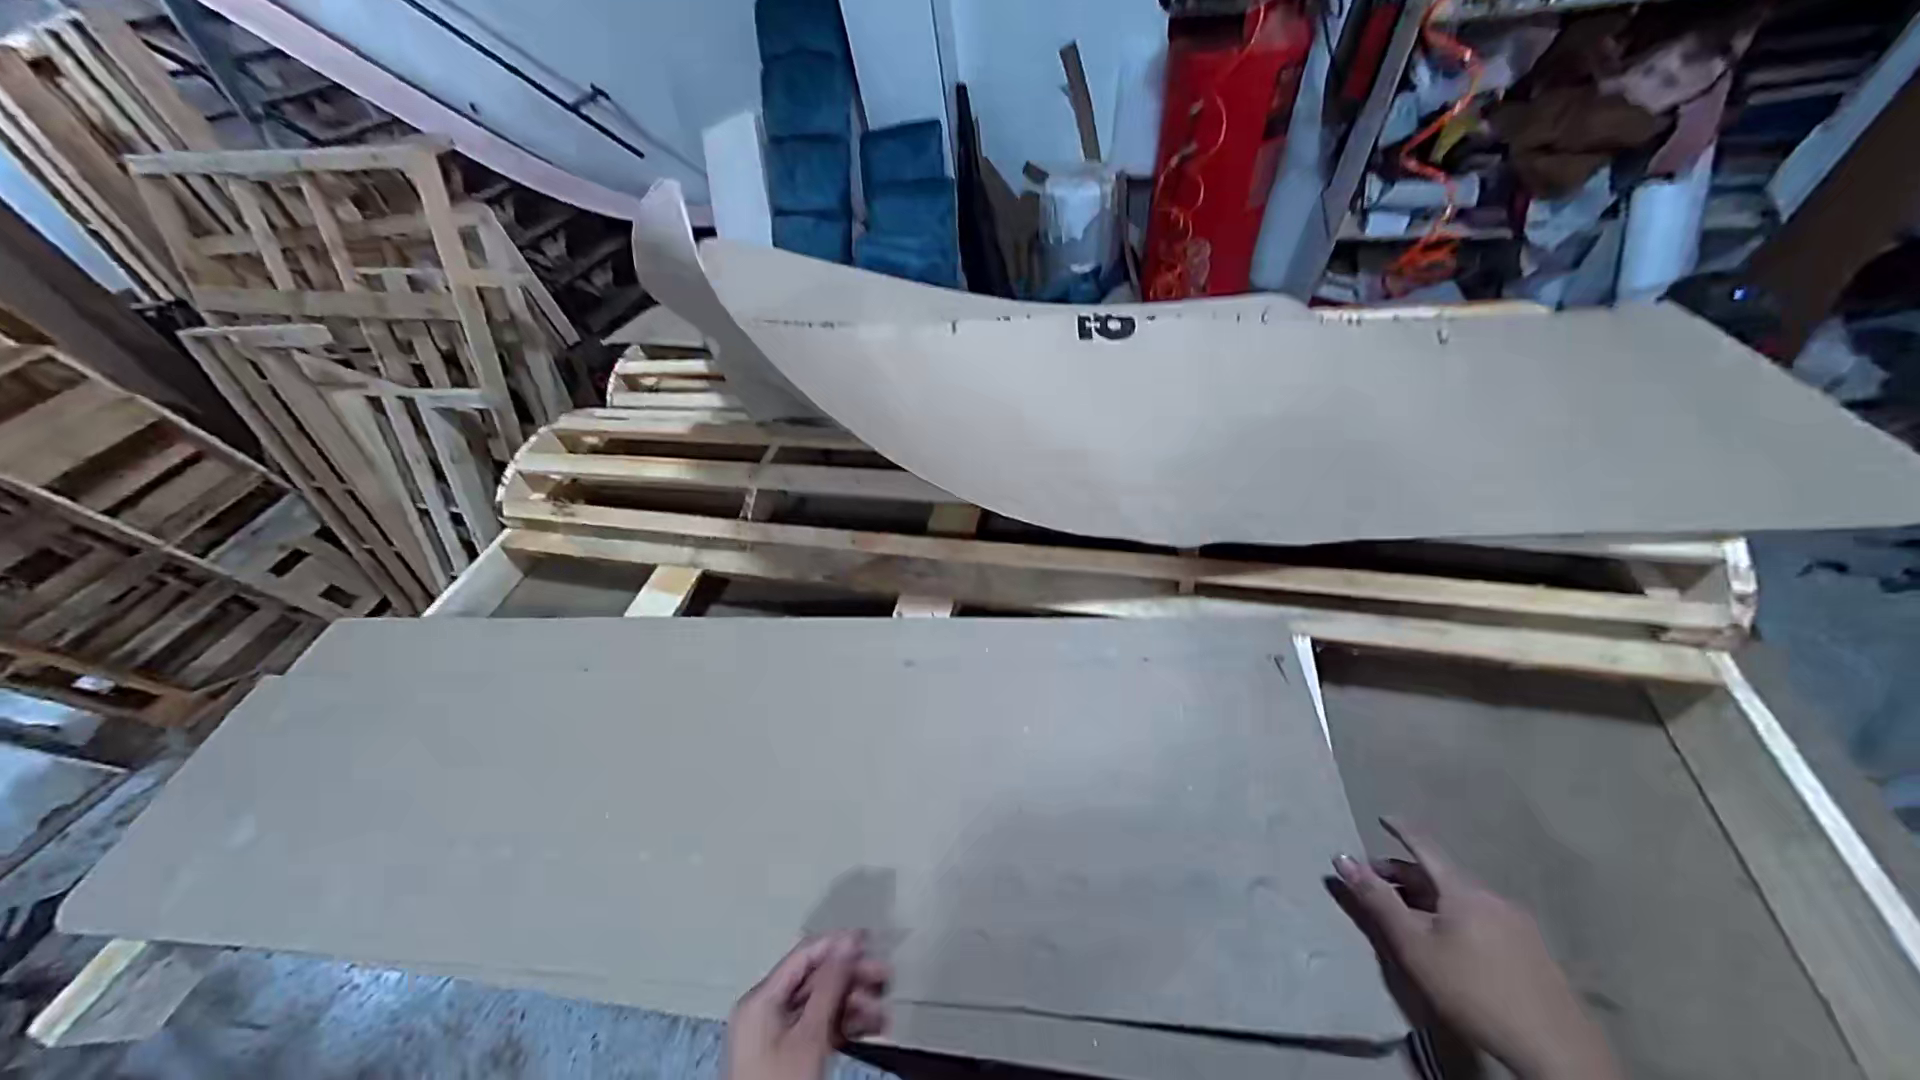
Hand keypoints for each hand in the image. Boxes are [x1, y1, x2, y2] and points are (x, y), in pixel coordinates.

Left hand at [723, 931, 890, 1079]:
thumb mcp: (809, 1036)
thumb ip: (830, 985)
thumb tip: (848, 944)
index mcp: (762, 999)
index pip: (804, 955)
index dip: (837, 944)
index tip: (870, 940)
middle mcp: (767, 1010)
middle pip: (816, 980)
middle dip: (852, 978)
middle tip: (884, 977)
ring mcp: (778, 1034)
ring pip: (822, 1005)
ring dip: (855, 1004)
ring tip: (883, 1012)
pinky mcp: (789, 1054)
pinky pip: (820, 1027)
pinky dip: (844, 1025)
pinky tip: (872, 1028)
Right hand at [1333, 820, 1623, 1079]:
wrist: (1557, 1052)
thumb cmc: (1472, 990)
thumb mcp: (1413, 945)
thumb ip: (1377, 900)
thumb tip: (1342, 858)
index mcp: (1464, 890)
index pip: (1426, 846)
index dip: (1402, 830)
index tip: (1383, 818)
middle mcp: (1493, 897)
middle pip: (1441, 874)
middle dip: (1405, 873)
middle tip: (1376, 884)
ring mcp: (1518, 924)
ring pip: (1461, 897)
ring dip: (1429, 897)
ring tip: (1407, 915)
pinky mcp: (1532, 951)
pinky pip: (1481, 916)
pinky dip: (1453, 914)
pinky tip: (1447, 940)